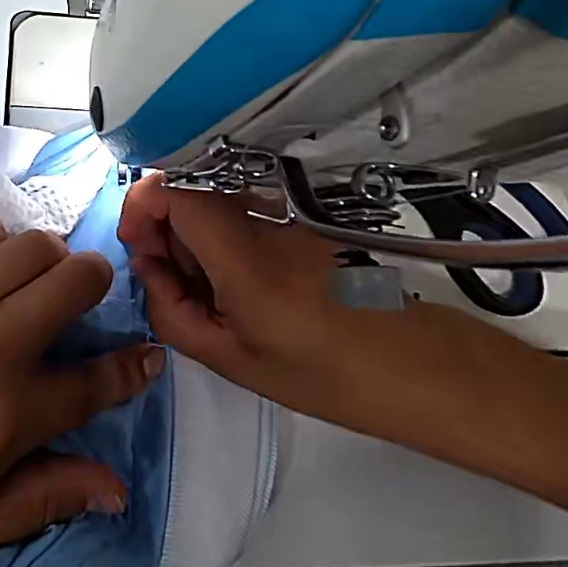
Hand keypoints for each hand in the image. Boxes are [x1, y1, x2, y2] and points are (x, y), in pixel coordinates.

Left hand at [0, 211, 164, 566]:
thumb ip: (42, 499)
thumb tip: (114, 488)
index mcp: (6, 416)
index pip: (94, 382)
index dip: (130, 367)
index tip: (146, 354)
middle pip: (73, 284)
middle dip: (95, 283)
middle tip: (83, 293)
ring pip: (30, 245)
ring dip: (44, 257)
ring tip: (28, 276)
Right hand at [118, 173, 552, 444]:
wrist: (428, 368)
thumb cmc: (332, 377)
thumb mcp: (236, 360)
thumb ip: (174, 310)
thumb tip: (150, 268)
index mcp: (247, 256)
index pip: (175, 189)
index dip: (142, 204)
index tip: (139, 244)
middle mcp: (266, 217)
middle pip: (188, 191)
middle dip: (162, 229)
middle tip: (171, 282)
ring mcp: (288, 213)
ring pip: (213, 200)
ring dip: (191, 236)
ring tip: (210, 293)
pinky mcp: (302, 217)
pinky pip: (241, 212)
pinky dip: (222, 239)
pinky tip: (242, 284)